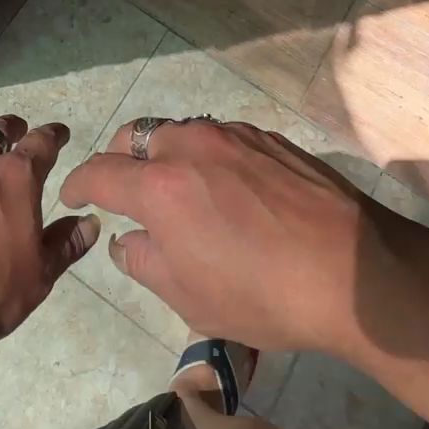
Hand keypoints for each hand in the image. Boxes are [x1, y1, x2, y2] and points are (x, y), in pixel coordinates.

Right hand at [59, 119, 409, 355]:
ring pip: (178, 130)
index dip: (79, 183)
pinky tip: (228, 185)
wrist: (353, 271)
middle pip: (134, 136)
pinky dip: (206, 153)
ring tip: (180, 187)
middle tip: (128, 190)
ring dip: (165, 153)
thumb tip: (128, 240)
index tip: (74, 194)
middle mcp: (189, 147)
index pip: (99, 172)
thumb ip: (145, 262)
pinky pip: (219, 135)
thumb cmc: (263, 295)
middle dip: (120, 159)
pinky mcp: (267, 135)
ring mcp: (231, 134)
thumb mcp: (190, 298)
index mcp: (160, 187)